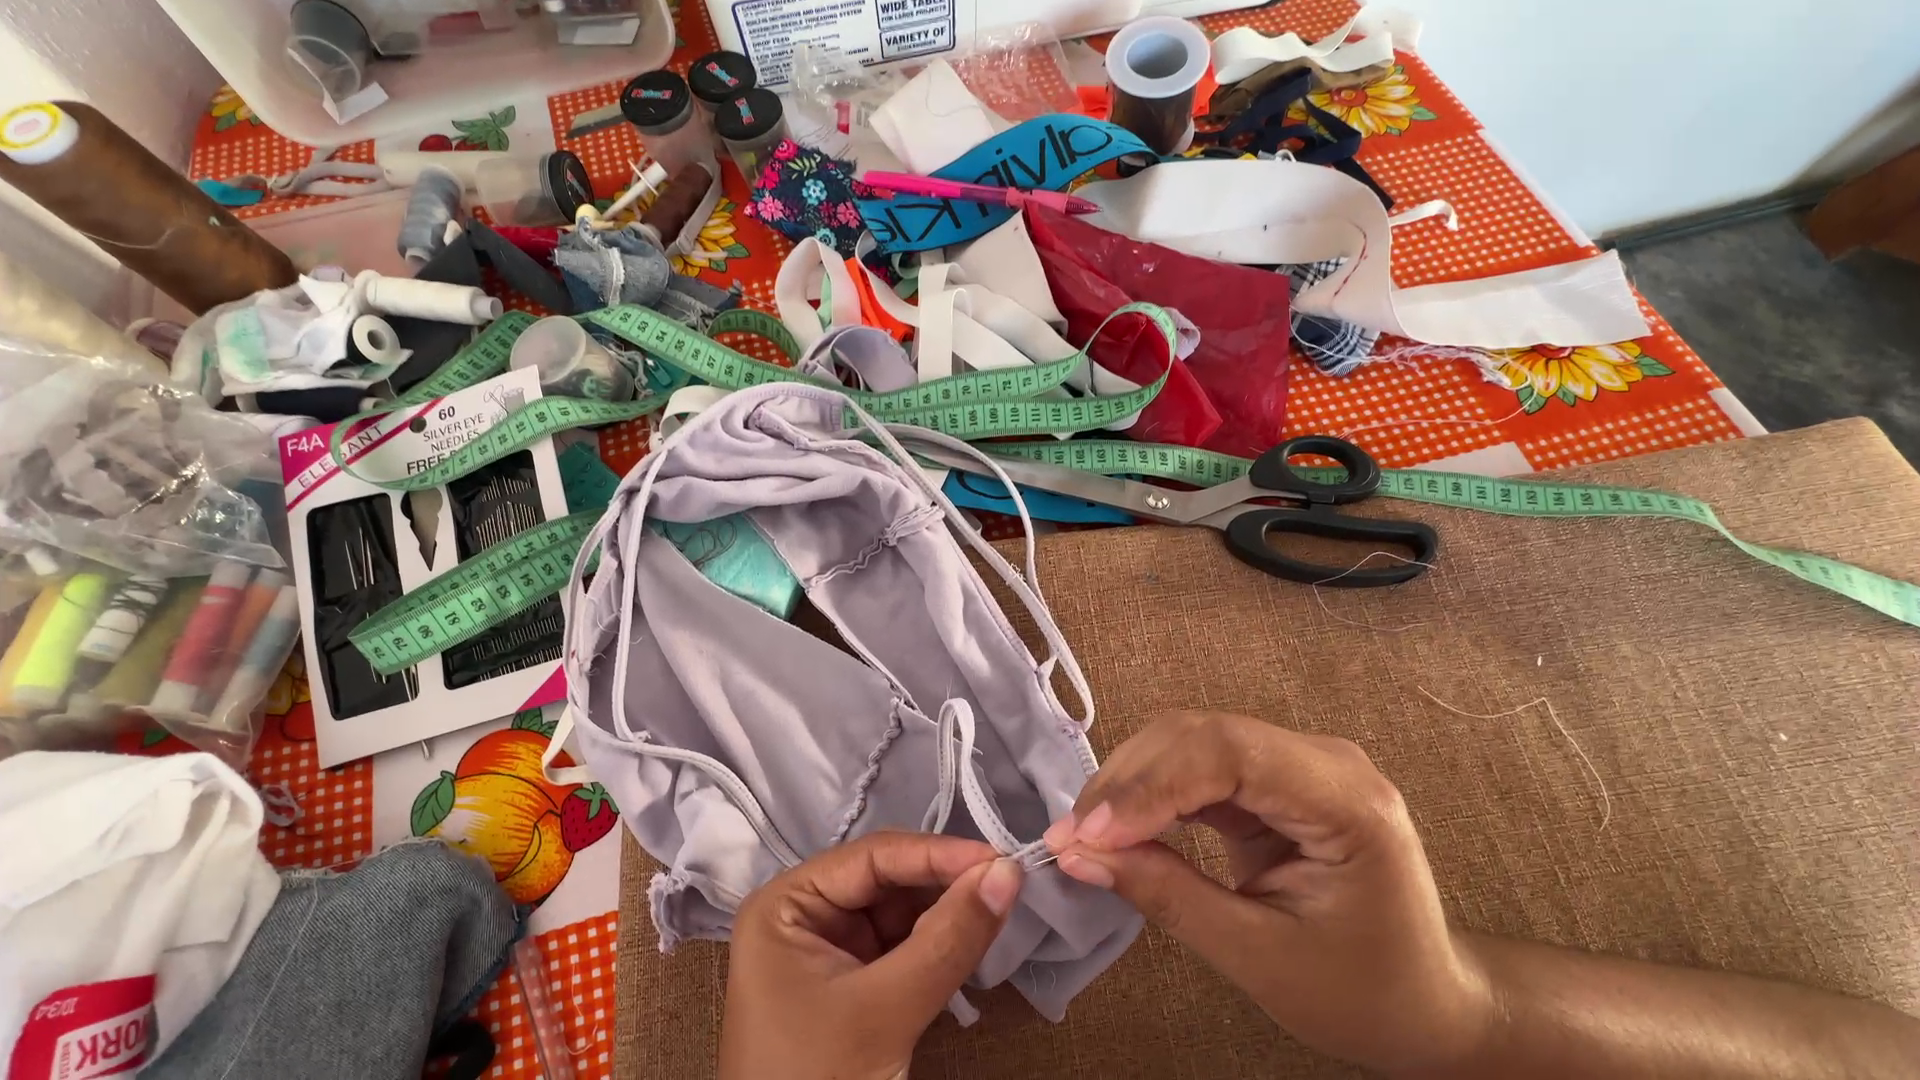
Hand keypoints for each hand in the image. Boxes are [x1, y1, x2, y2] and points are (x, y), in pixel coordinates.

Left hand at [719, 831, 1025, 1079]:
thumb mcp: (883, 1011)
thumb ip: (947, 939)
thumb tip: (1008, 872)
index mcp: (786, 905)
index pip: (871, 857)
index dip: (937, 853)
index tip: (999, 857)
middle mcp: (806, 914)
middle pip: (888, 879)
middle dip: (946, 882)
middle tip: (1009, 881)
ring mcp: (831, 949)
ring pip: (902, 911)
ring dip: (949, 911)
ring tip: (1001, 904)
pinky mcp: (856, 983)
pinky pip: (905, 946)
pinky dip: (941, 943)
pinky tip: (975, 936)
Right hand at [1042, 711, 1492, 1075]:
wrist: (1425, 999)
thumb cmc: (1361, 991)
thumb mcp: (1260, 957)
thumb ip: (1169, 896)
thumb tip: (1081, 854)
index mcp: (1345, 799)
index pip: (1229, 753)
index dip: (1150, 784)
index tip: (1090, 833)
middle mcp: (1322, 760)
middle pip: (1201, 734)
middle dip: (1128, 781)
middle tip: (1072, 837)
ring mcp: (1296, 762)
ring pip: (1189, 741)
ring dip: (1131, 783)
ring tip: (1085, 833)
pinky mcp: (1271, 778)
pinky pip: (1196, 766)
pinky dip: (1150, 793)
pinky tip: (1120, 825)